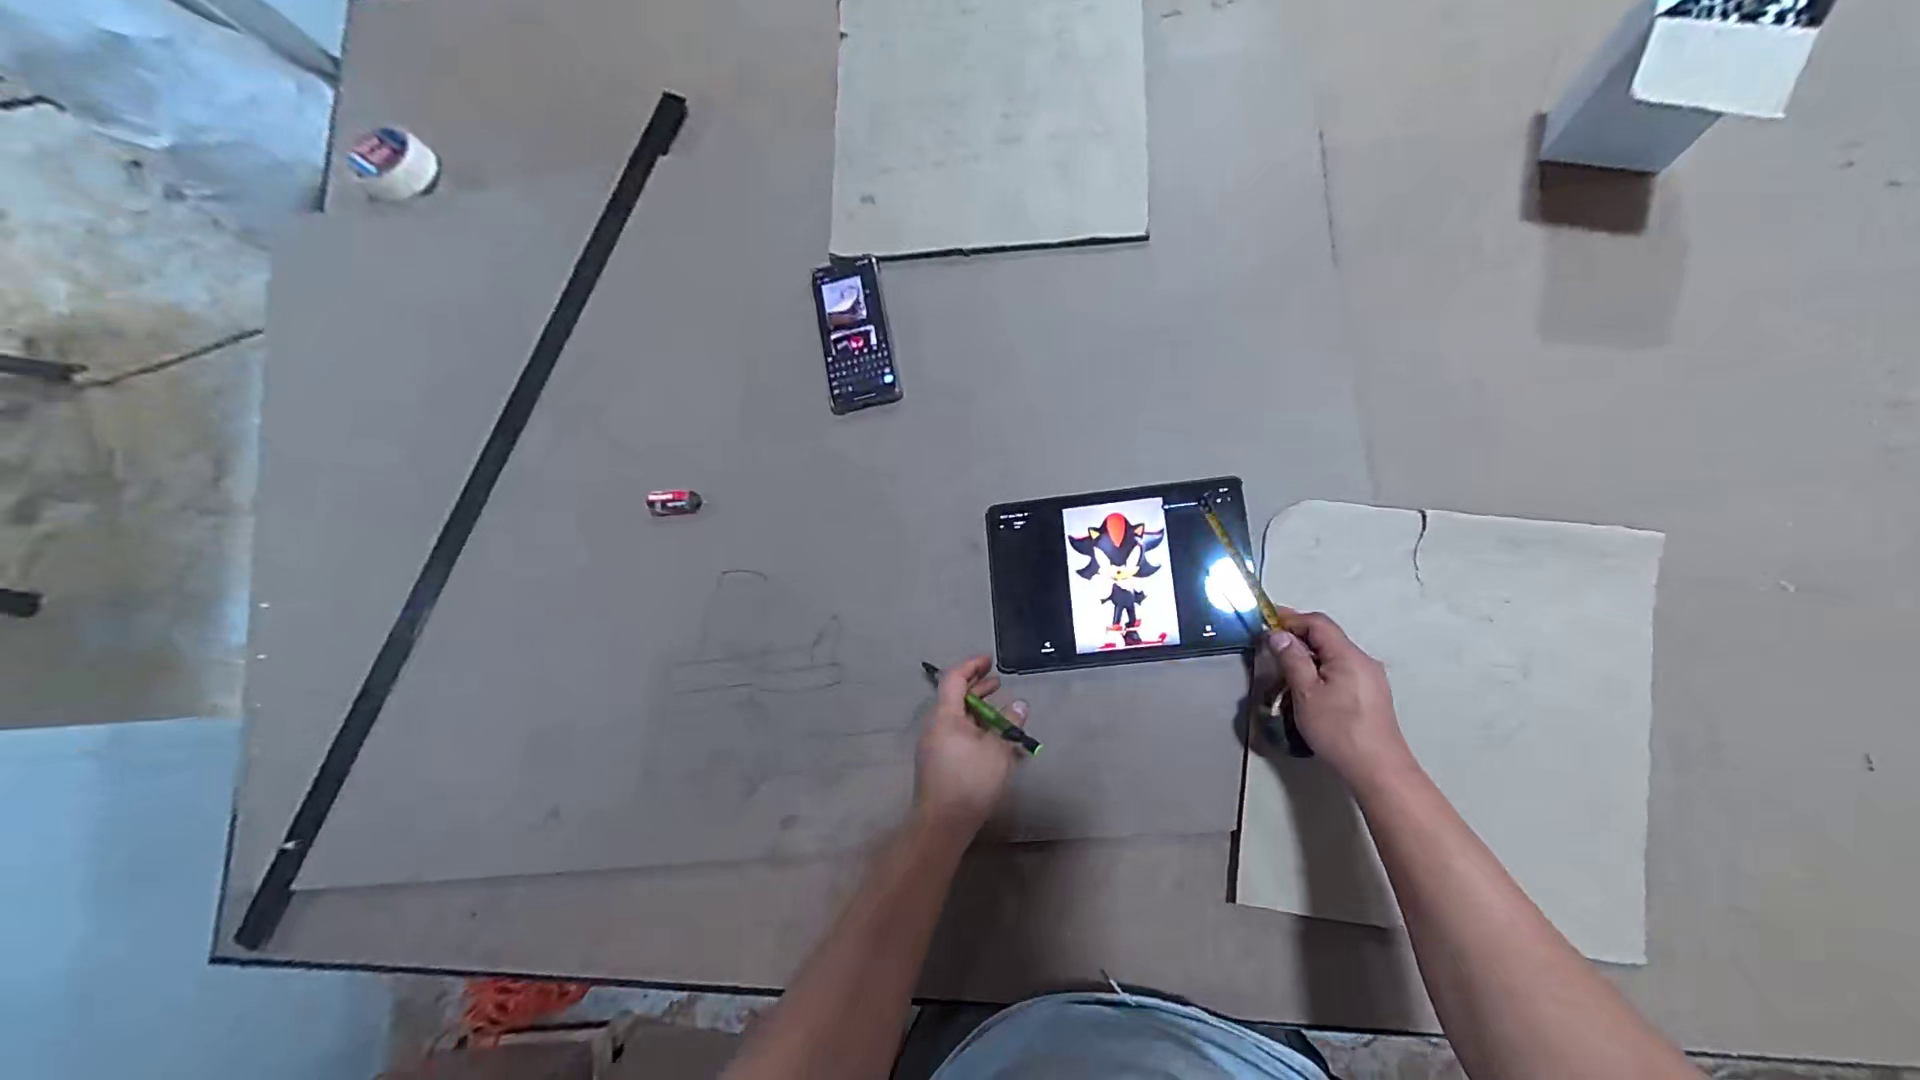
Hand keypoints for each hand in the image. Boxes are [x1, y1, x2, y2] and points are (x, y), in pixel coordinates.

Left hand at [914, 656, 1027, 836]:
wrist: (941, 824)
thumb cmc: (970, 781)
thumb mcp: (997, 750)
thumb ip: (1008, 724)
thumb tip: (1018, 705)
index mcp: (945, 715)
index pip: (954, 678)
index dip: (972, 666)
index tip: (989, 661)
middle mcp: (935, 725)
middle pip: (953, 696)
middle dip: (976, 686)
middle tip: (997, 682)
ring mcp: (933, 744)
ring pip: (955, 715)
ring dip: (976, 707)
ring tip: (998, 708)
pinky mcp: (937, 761)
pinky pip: (954, 731)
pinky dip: (972, 725)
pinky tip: (990, 735)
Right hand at [1265, 613, 1416, 792]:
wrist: (1378, 769)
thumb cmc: (1338, 730)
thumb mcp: (1305, 693)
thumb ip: (1292, 659)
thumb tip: (1278, 635)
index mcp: (1349, 656)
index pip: (1318, 623)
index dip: (1290, 619)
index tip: (1266, 623)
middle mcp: (1363, 661)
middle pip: (1327, 636)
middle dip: (1297, 635)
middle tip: (1270, 644)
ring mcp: (1370, 678)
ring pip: (1333, 654)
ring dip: (1308, 653)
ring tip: (1283, 666)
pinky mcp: (1370, 694)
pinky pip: (1341, 669)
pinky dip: (1320, 668)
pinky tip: (1307, 684)